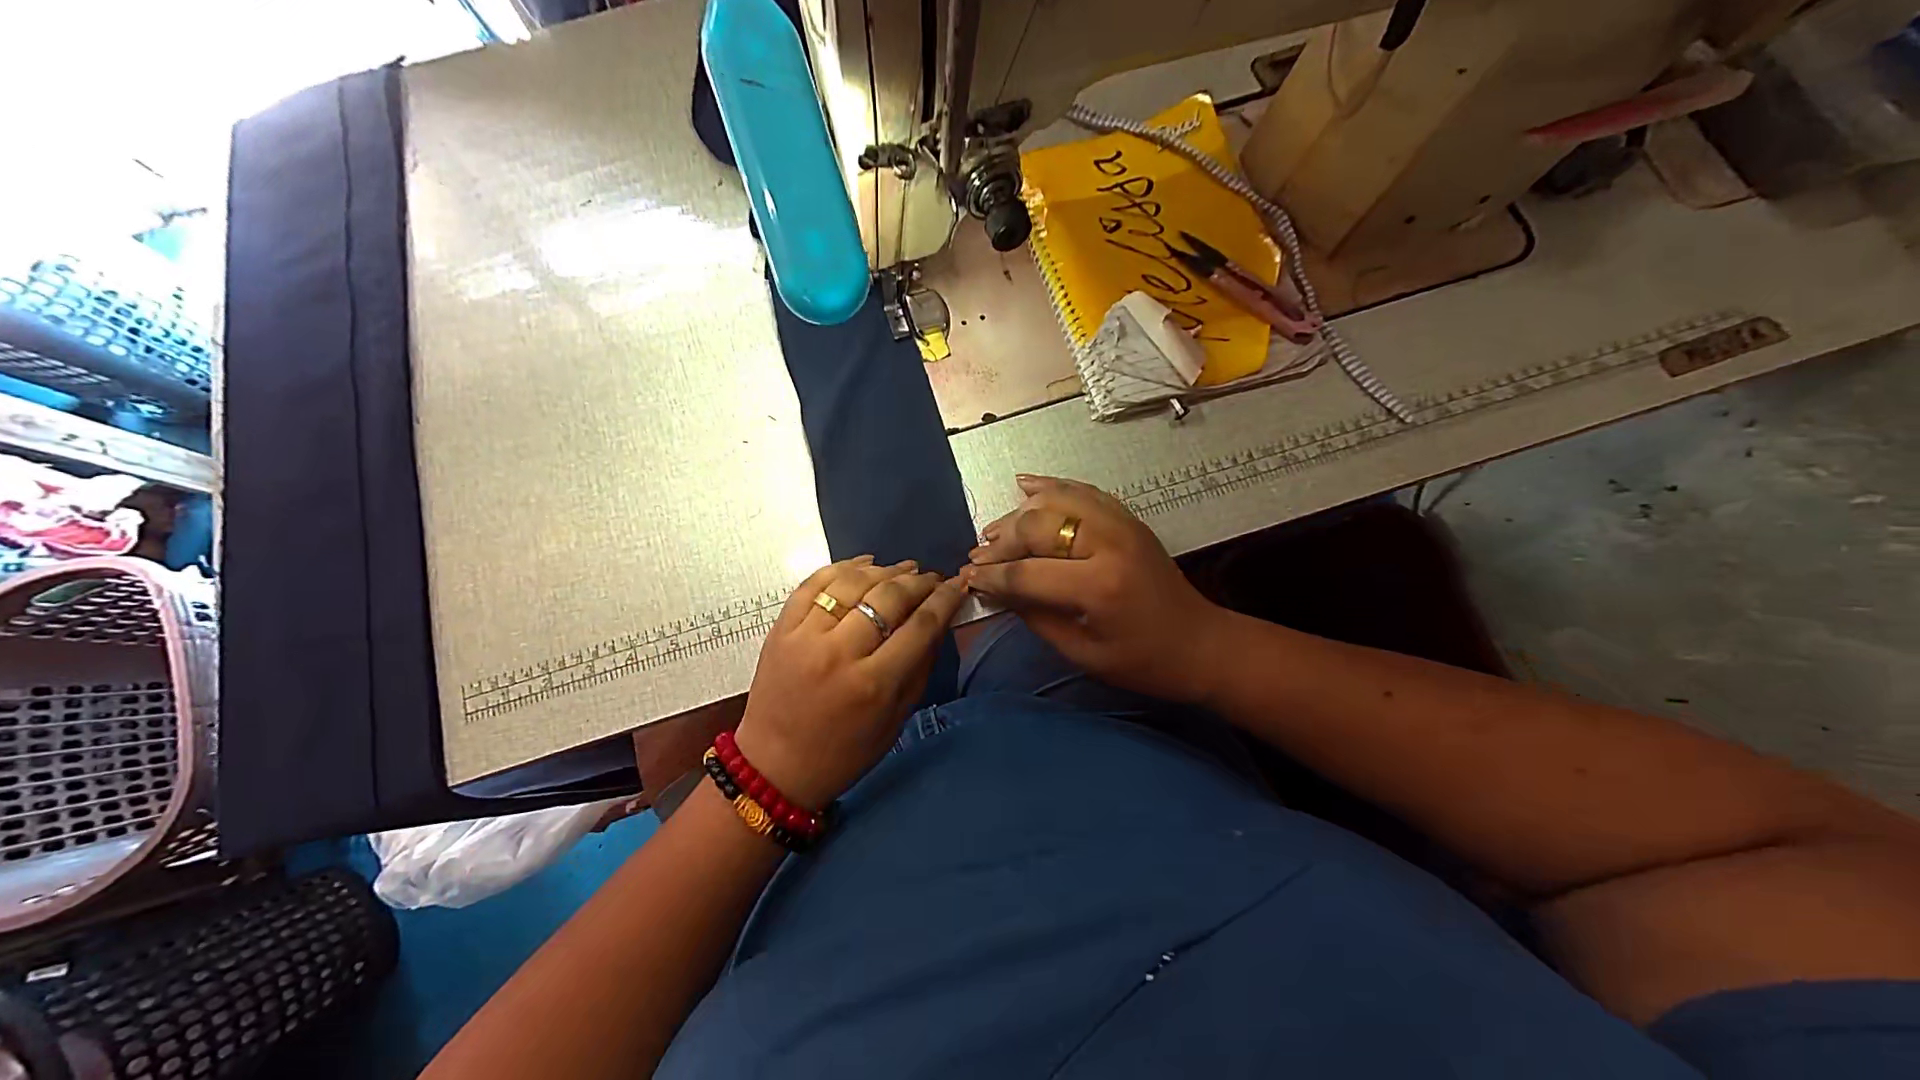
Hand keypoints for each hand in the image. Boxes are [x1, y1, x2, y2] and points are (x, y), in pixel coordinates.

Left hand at [733, 556, 968, 809]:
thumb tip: (939, 622)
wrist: (775, 767)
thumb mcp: (895, 721)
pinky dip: (841, 567)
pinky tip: (864, 564)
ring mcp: (805, 637)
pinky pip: (813, 584)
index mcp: (874, 684)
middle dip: (918, 581)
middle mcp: (840, 653)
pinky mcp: (780, 629)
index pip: (920, 625)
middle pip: (889, 597)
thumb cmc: (843, 754)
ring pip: (852, 583)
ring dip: (884, 570)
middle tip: (931, 578)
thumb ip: (920, 669)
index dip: (945, 599)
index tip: (956, 586)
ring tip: (902, 569)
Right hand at [966, 475, 1230, 703]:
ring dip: (1020, 513)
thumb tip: (995, 590)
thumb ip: (1035, 616)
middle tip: (978, 558)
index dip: (992, 576)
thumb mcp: (1082, 652)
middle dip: (1001, 542)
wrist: (1201, 643)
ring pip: (1056, 500)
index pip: (1027, 572)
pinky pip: (1082, 490)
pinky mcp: (1127, 518)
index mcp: (1098, 586)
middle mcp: (1108, 542)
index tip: (966, 578)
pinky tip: (1025, 487)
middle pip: (1037, 525)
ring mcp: (1121, 523)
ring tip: (994, 531)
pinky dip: (1051, 487)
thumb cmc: (1142, 661)